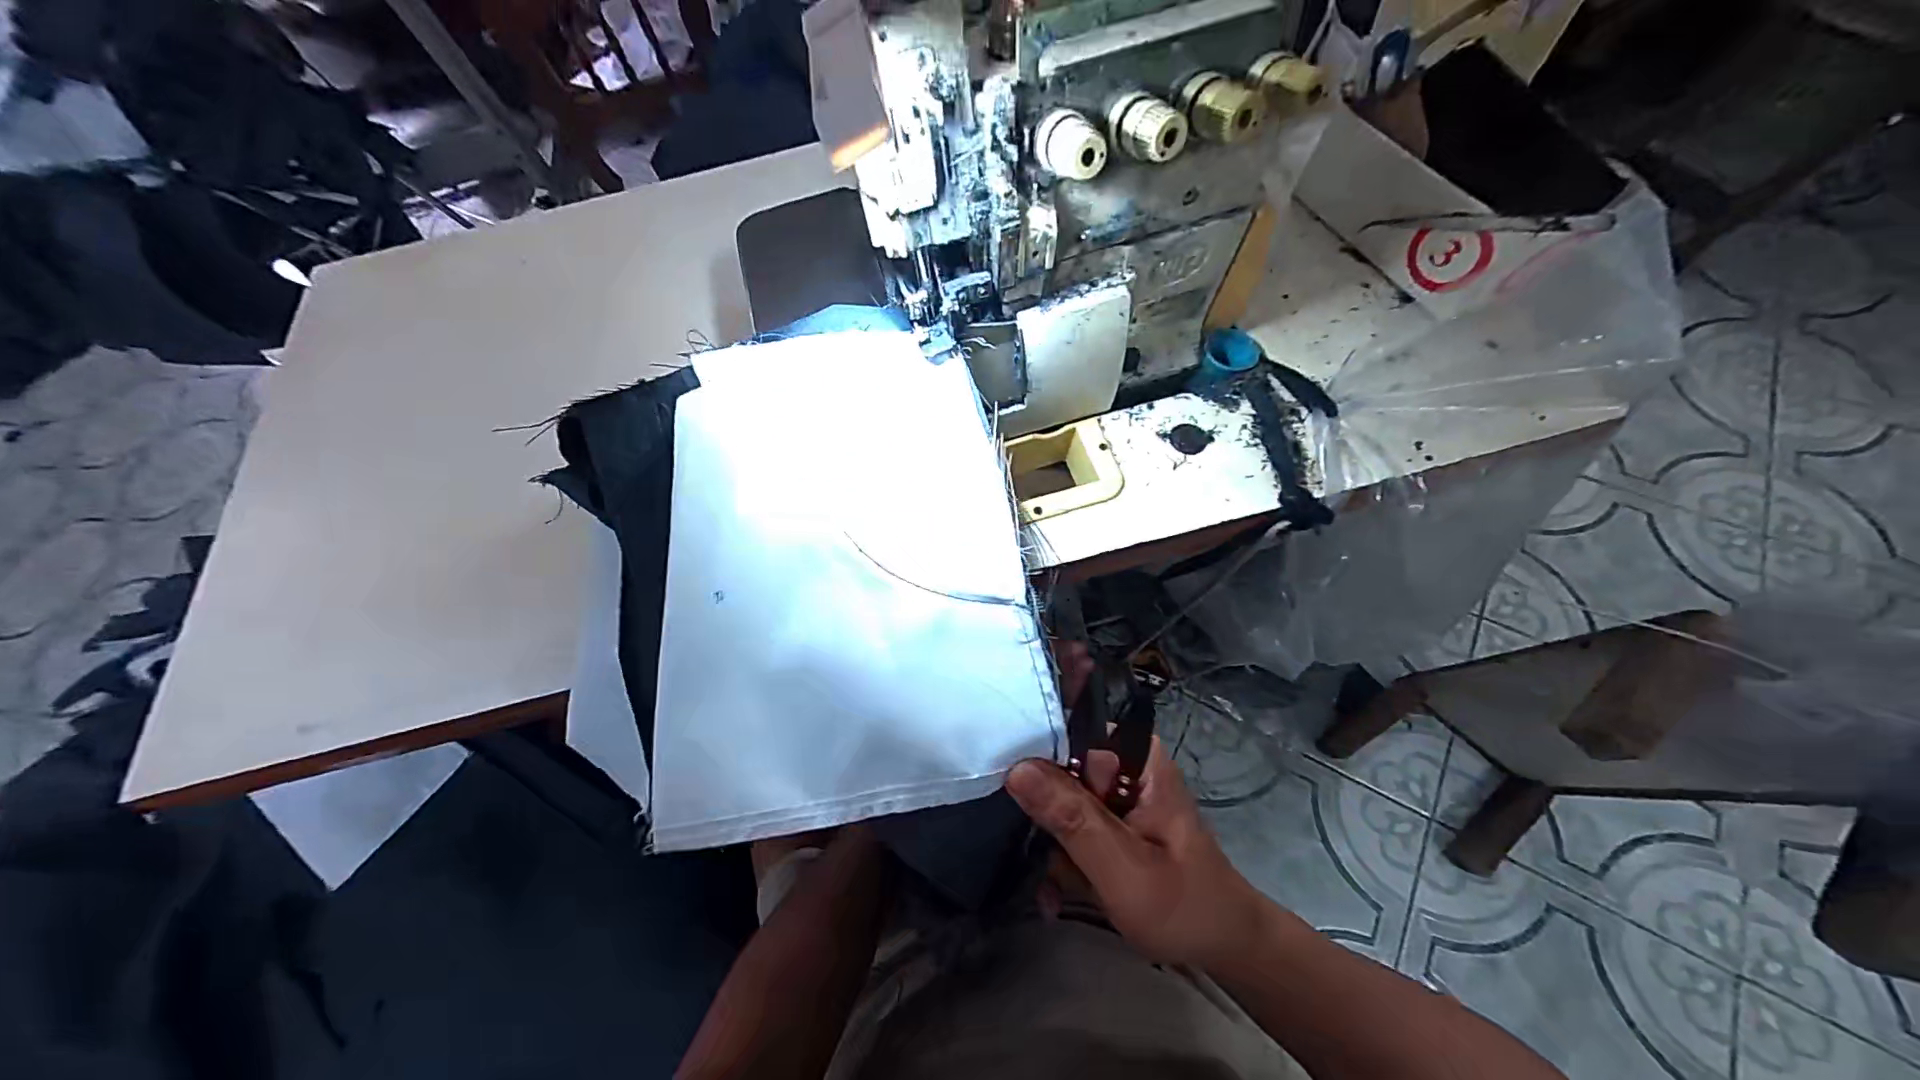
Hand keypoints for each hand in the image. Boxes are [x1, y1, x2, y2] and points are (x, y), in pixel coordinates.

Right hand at [1005, 737, 1275, 969]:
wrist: (1226, 951)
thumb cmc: (1185, 907)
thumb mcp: (1123, 867)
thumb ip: (1071, 817)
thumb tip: (1016, 768)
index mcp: (1137, 756)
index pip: (1071, 731)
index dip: (1036, 757)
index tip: (1009, 791)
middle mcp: (1124, 767)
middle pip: (1057, 769)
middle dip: (1044, 821)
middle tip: (1043, 861)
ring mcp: (1116, 798)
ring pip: (1057, 804)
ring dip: (1052, 852)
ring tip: (1055, 892)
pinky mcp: (1109, 826)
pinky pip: (1068, 829)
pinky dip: (1062, 864)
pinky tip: (1058, 897)